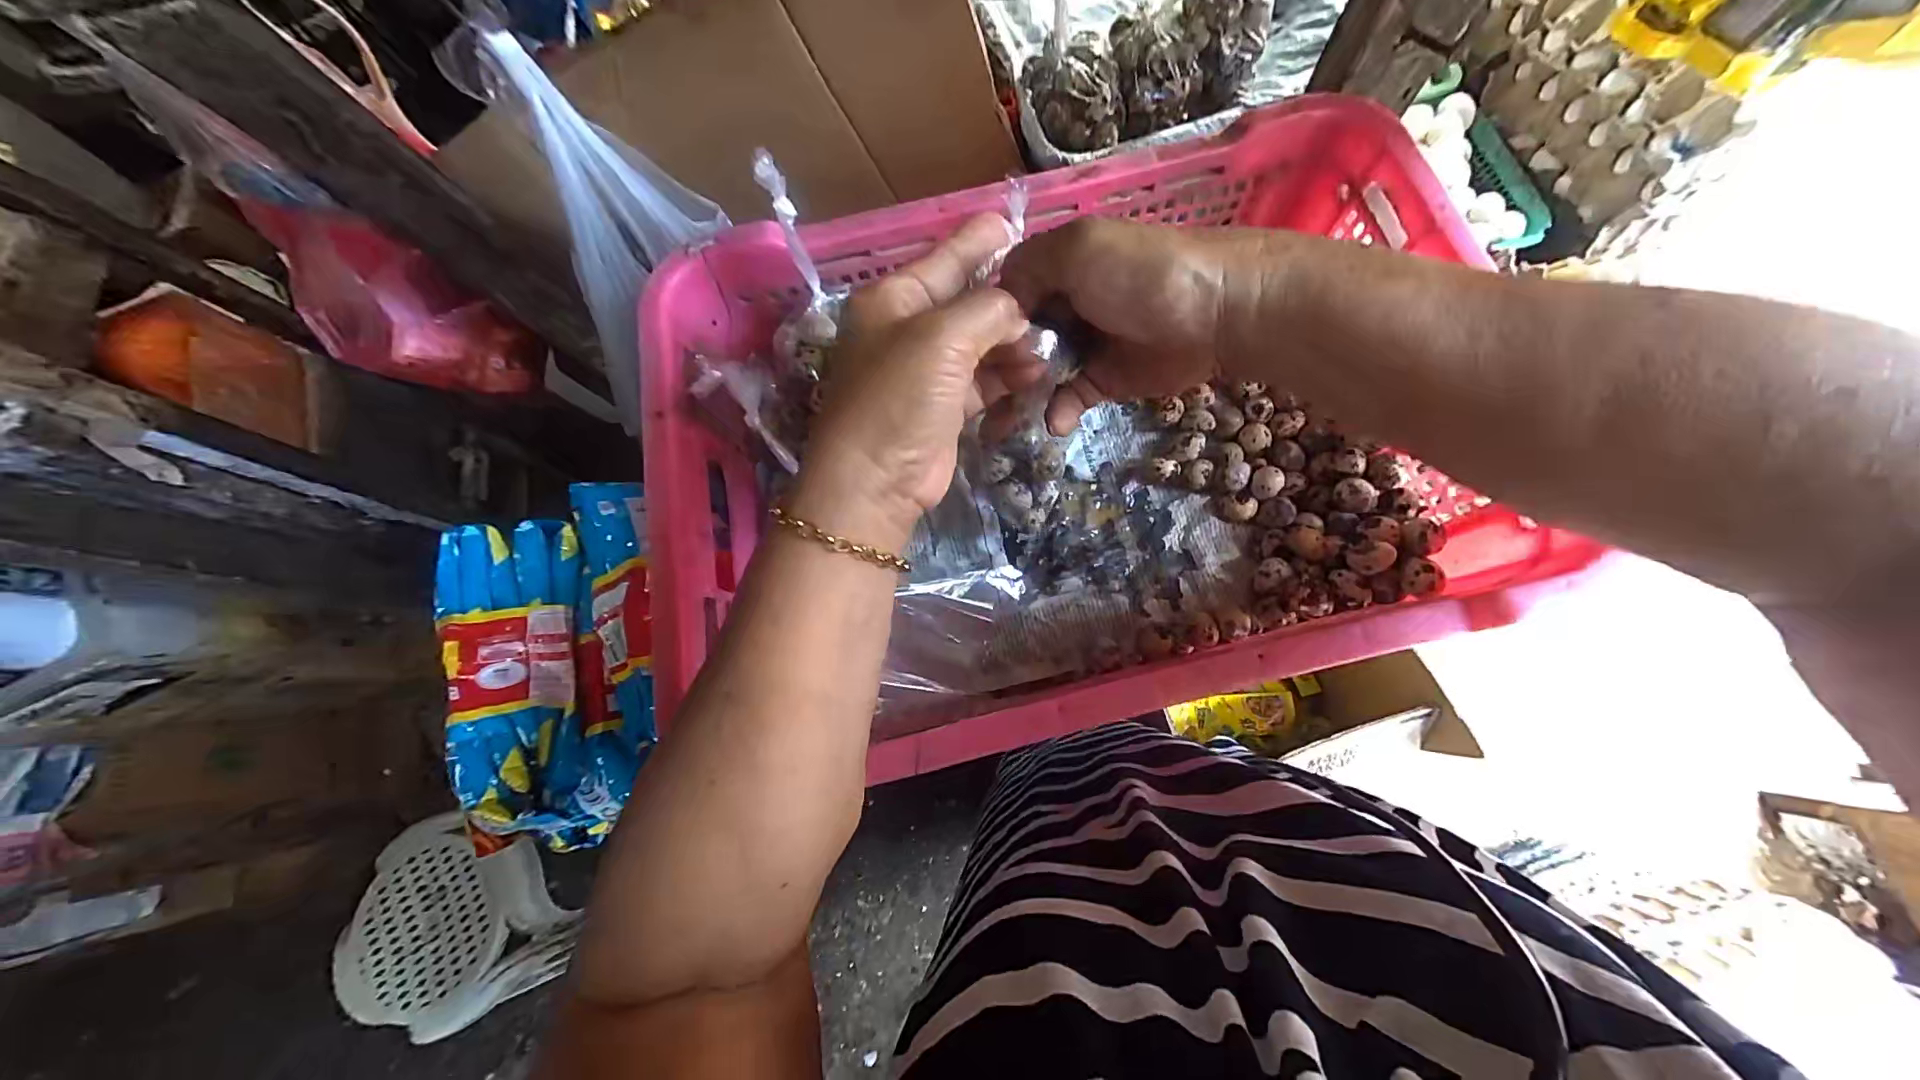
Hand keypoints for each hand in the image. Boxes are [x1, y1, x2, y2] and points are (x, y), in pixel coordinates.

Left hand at [791, 214, 1029, 550]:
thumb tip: (1018, 310)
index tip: (1014, 222)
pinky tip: (1033, 378)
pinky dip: (1007, 377)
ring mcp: (926, 370)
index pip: (946, 258)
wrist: (875, 481)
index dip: (981, 241)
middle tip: (1050, 309)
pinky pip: (984, 379)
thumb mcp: (942, 338)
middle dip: (1009, 306)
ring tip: (1045, 353)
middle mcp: (908, 328)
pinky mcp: (943, 405)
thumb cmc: (899, 398)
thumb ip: (988, 308)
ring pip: (982, 343)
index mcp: (895, 298)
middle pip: (969, 302)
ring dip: (1014, 346)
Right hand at [998, 218, 1300, 434]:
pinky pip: (1069, 399)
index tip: (963, 355)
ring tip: (1001, 426)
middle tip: (975, 400)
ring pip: (1037, 375)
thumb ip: (1027, 269)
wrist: (1218, 311)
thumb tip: (995, 305)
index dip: (980, 326)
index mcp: (1052, 268)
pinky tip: (1055, 422)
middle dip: (995, 370)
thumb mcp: (1077, 250)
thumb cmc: (1141, 273)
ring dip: (1018, 399)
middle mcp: (1062, 306)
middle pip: (1015, 342)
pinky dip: (1059, 411)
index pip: (1001, 298)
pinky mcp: (1105, 380)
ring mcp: (1084, 345)